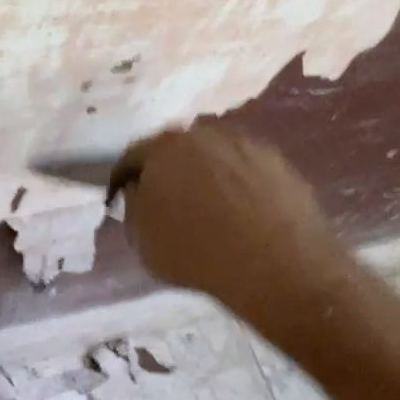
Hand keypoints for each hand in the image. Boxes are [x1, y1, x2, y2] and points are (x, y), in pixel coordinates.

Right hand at [114, 123, 341, 307]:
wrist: (277, 265)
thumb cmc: (197, 252)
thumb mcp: (143, 238)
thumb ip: (134, 205)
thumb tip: (139, 189)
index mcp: (164, 148)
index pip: (133, 157)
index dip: (123, 178)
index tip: (120, 197)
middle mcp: (205, 134)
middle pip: (177, 150)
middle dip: (168, 171)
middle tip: (166, 201)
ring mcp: (246, 145)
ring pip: (215, 156)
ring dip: (206, 175)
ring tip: (209, 208)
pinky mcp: (279, 162)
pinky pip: (246, 170)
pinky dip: (239, 185)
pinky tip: (242, 212)